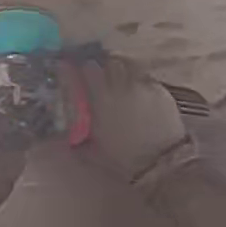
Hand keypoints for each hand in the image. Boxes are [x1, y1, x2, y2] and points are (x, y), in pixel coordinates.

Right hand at [79, 57, 192, 184]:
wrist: (161, 164)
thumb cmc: (123, 159)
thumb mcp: (92, 146)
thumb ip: (77, 131)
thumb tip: (64, 131)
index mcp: (100, 99)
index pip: (87, 69)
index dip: (81, 68)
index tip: (77, 70)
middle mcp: (120, 86)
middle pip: (109, 62)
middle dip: (104, 66)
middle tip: (101, 75)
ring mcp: (142, 86)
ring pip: (129, 64)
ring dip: (122, 68)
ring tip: (121, 78)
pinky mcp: (161, 90)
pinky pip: (146, 76)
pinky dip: (139, 79)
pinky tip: (139, 91)